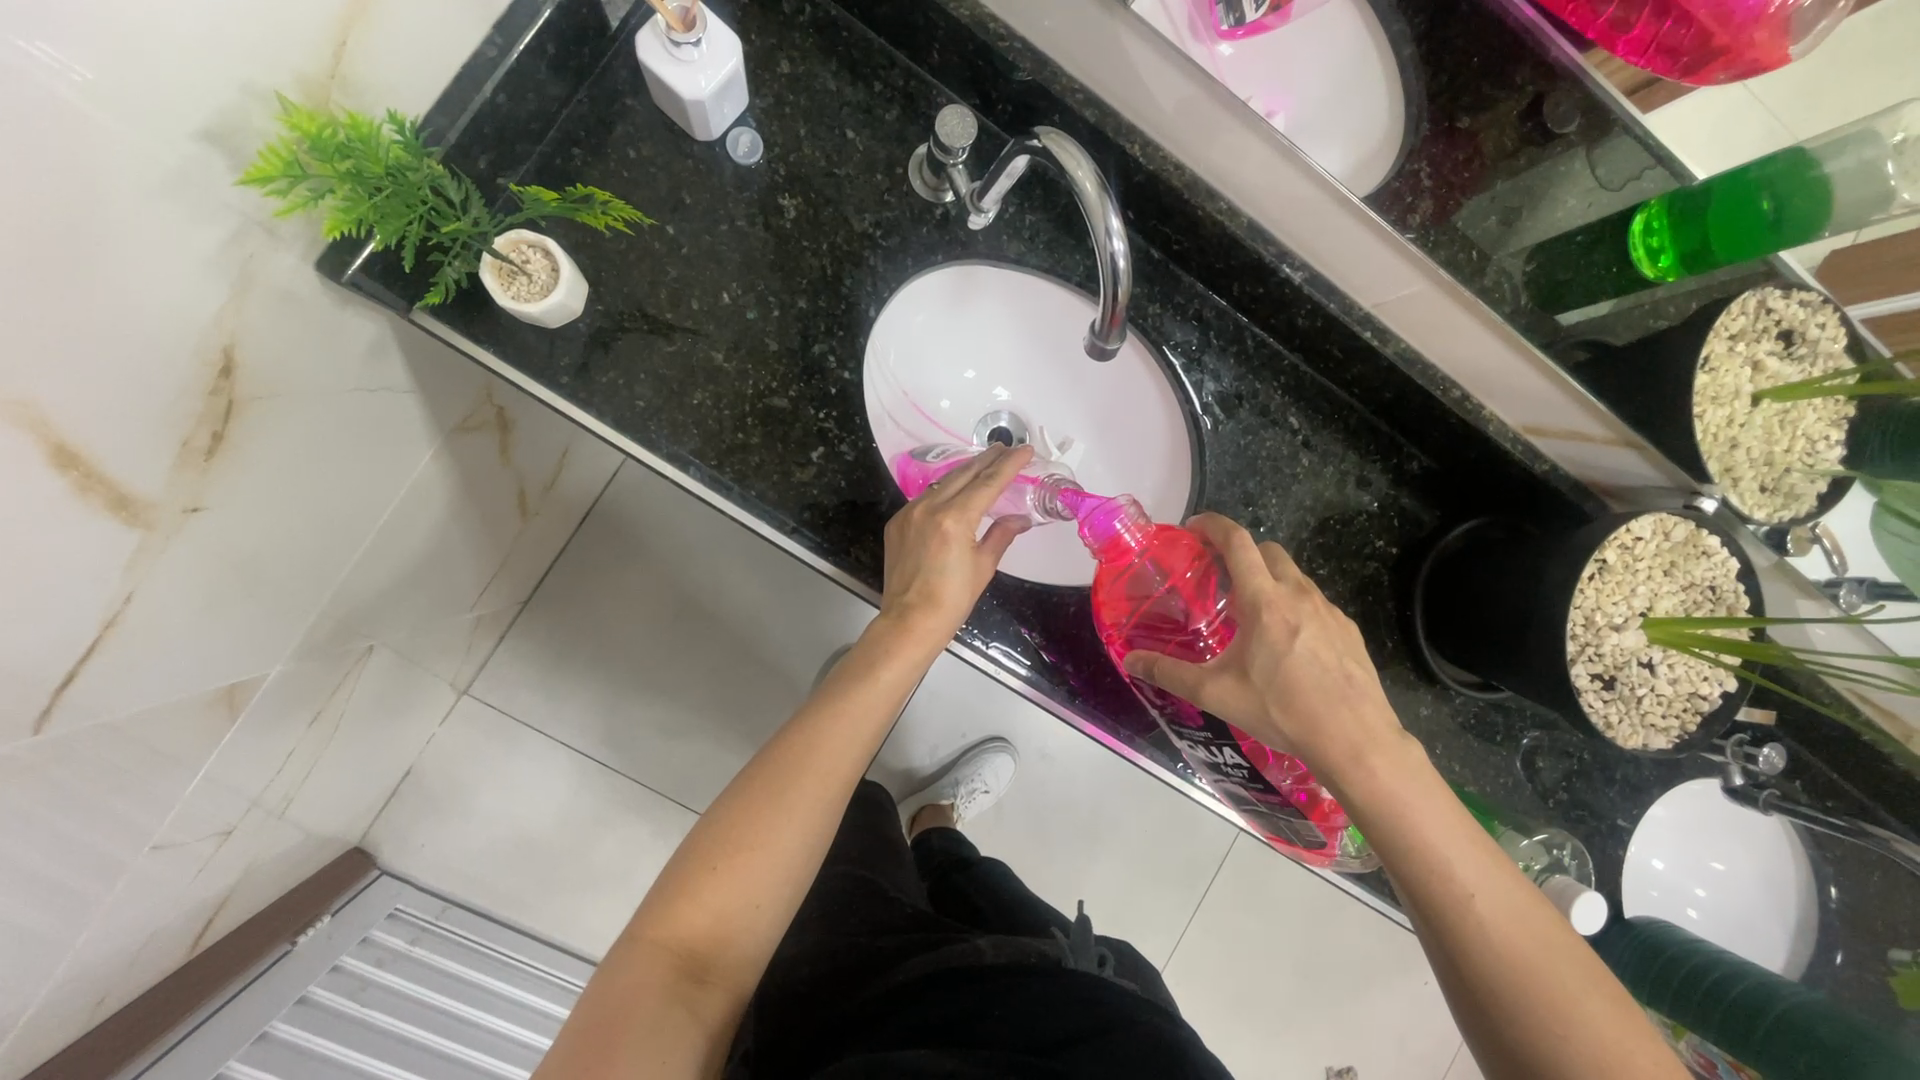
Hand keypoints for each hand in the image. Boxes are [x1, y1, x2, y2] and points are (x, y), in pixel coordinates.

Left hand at [879, 444, 1033, 641]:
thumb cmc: (952, 600)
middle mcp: (929, 508)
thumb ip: (1001, 535)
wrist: (910, 622)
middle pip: (964, 474)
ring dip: (965, 472)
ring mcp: (909, 513)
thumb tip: (1020, 518)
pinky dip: (944, 491)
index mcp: (955, 519)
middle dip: (987, 460)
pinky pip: (925, 499)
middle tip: (1006, 448)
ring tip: (984, 463)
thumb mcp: (983, 567)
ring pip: (942, 483)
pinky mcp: (897, 523)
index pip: (988, 483)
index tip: (1024, 450)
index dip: (1009, 465)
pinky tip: (955, 491)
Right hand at [1121, 513, 1407, 781]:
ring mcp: (1329, 611)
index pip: (1237, 541)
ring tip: (1250, 614)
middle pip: (1268, 550)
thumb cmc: (1281, 710)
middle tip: (1218, 575)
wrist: (1354, 739)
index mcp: (1264, 601)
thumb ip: (1169, 673)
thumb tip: (1130, 661)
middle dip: (1241, 552)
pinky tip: (1286, 644)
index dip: (1214, 525)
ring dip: (1269, 580)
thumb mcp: (1216, 694)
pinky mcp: (1349, 630)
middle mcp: (1299, 595)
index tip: (1194, 527)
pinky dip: (1294, 607)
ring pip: (1294, 576)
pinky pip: (1315, 603)